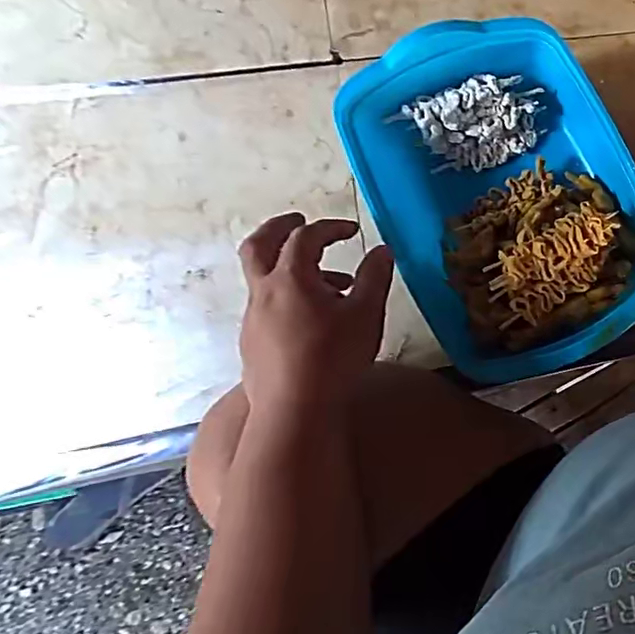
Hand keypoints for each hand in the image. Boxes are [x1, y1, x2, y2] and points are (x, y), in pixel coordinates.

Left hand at [237, 213, 393, 413]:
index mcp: (291, 278)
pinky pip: (269, 306)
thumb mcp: (366, 313)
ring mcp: (253, 319)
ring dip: (293, 269)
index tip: (352, 230)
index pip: (305, 237)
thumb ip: (375, 277)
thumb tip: (382, 250)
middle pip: (259, 246)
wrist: (294, 411)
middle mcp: (264, 292)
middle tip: (300, 222)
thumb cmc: (334, 357)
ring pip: (266, 279)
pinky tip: (317, 321)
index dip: (329, 227)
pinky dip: (290, 297)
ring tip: (334, 286)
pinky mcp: (252, 343)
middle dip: (279, 228)